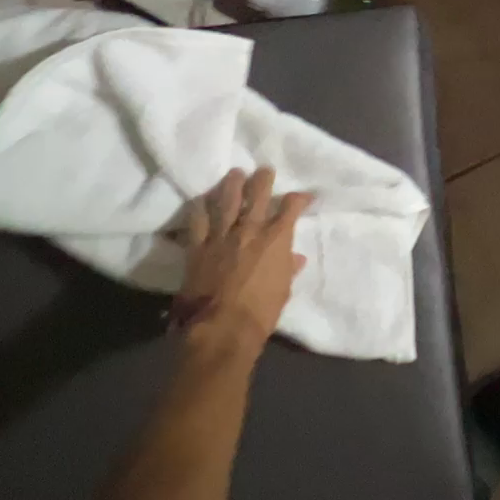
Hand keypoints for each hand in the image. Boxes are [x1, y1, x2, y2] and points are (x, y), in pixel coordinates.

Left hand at [178, 167, 310, 346]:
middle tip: (264, 170)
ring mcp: (221, 237)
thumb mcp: (283, 290)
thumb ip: (288, 268)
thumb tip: (295, 258)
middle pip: (258, 194)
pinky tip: (201, 200)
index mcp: (276, 240)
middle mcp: (250, 230)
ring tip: (235, 173)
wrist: (221, 329)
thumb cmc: (260, 313)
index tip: (302, 197)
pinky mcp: (197, 248)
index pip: (291, 207)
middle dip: (263, 179)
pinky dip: (199, 208)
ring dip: (232, 184)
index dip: (299, 198)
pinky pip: (197, 221)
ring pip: (226, 200)